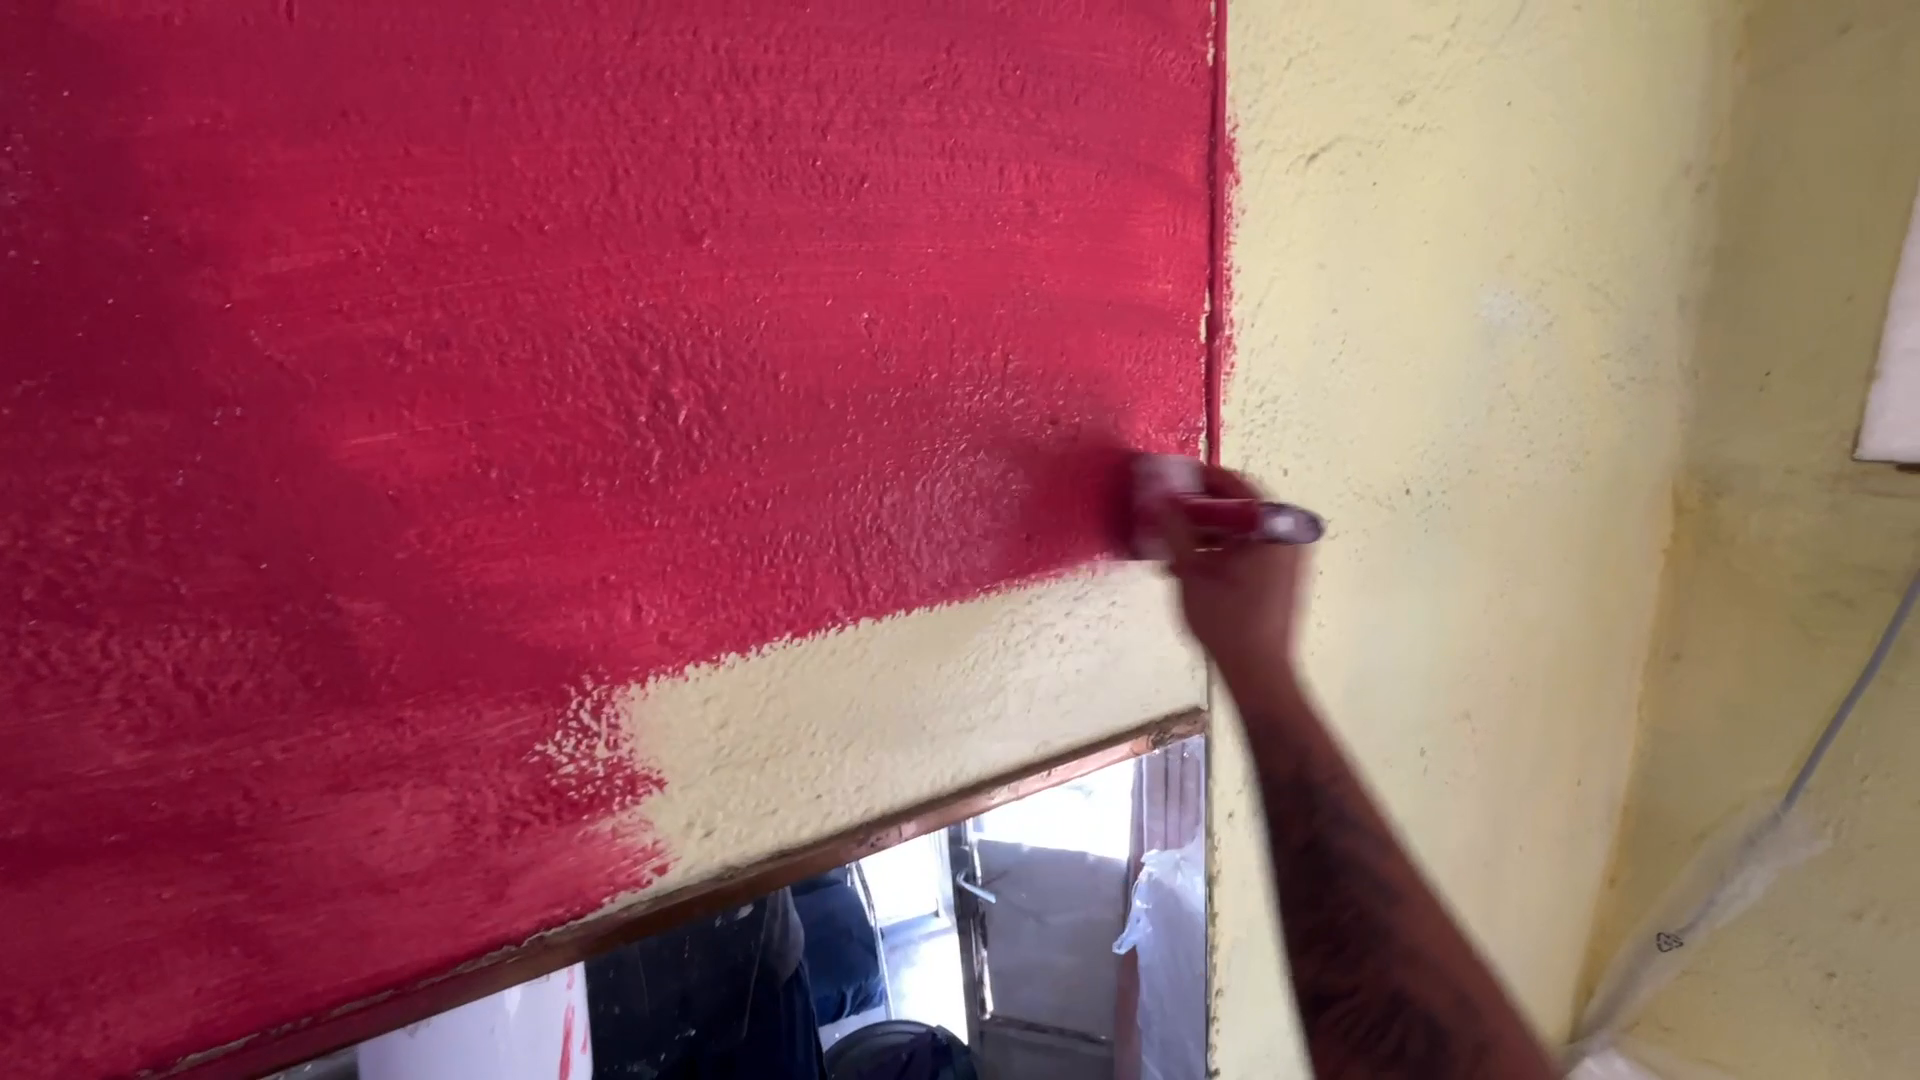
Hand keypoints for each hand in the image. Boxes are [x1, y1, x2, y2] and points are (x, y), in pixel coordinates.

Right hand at [1158, 465, 1307, 680]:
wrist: (1258, 671)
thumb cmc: (1227, 620)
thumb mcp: (1192, 570)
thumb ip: (1175, 528)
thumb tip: (1159, 498)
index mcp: (1274, 528)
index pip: (1237, 485)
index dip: (1201, 478)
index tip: (1171, 479)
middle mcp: (1287, 536)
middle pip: (1239, 508)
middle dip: (1199, 509)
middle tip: (1166, 512)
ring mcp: (1287, 559)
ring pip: (1240, 531)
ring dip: (1204, 532)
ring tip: (1170, 545)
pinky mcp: (1280, 578)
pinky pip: (1247, 550)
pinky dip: (1219, 551)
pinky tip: (1187, 566)